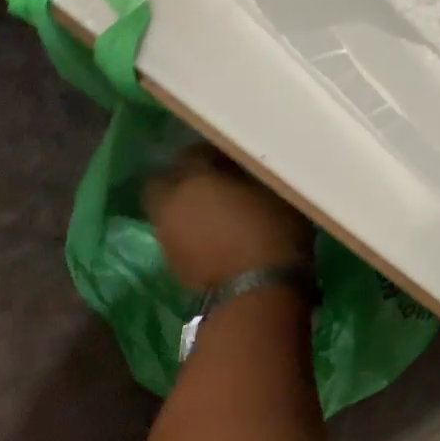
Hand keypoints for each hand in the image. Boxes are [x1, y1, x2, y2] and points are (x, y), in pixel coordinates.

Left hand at [145, 145, 312, 290]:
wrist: (255, 289)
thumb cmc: (272, 230)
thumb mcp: (275, 190)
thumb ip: (251, 173)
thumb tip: (242, 165)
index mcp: (194, 180)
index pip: (194, 152)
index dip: (215, 151)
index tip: (238, 155)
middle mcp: (170, 203)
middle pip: (164, 179)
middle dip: (185, 175)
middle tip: (216, 177)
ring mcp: (165, 233)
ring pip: (167, 206)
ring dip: (186, 201)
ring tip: (219, 204)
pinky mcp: (169, 258)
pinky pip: (174, 228)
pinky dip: (189, 223)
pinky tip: (215, 227)